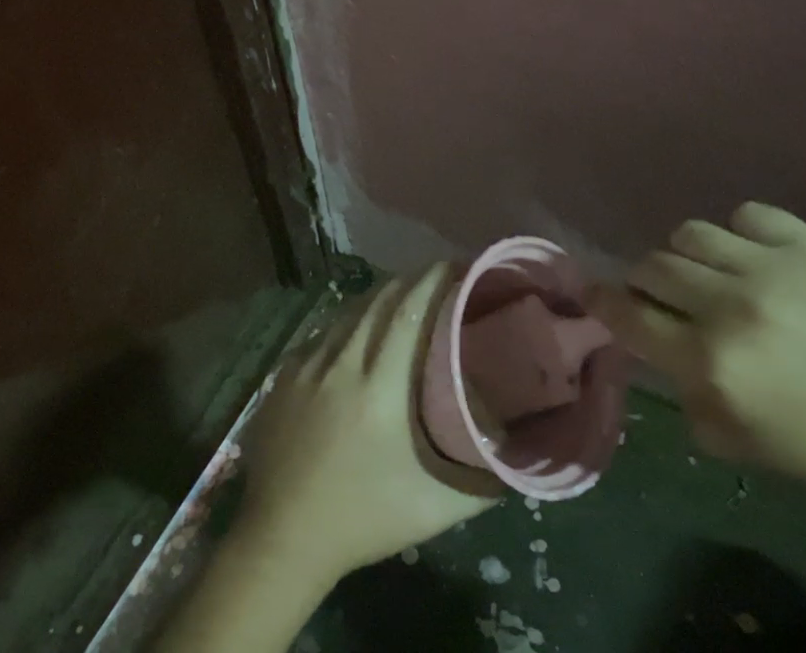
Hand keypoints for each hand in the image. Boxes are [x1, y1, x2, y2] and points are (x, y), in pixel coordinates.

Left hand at [233, 265, 501, 580]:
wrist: (283, 538)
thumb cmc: (365, 518)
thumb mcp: (438, 507)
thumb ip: (487, 480)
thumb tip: (523, 456)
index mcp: (380, 386)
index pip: (410, 310)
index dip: (435, 281)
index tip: (460, 266)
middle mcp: (341, 363)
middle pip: (380, 301)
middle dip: (412, 281)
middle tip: (441, 277)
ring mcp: (305, 367)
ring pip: (348, 314)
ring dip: (380, 298)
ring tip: (405, 297)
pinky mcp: (282, 378)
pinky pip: (322, 335)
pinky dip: (348, 323)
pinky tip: (358, 332)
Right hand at [587, 202, 805, 500]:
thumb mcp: (724, 436)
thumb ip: (676, 382)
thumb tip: (647, 335)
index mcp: (710, 364)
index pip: (628, 314)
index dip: (601, 299)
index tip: (590, 290)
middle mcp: (733, 309)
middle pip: (654, 265)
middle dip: (647, 281)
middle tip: (665, 297)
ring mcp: (776, 270)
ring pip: (692, 233)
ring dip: (689, 256)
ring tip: (711, 276)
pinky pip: (748, 215)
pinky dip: (740, 235)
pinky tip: (755, 261)